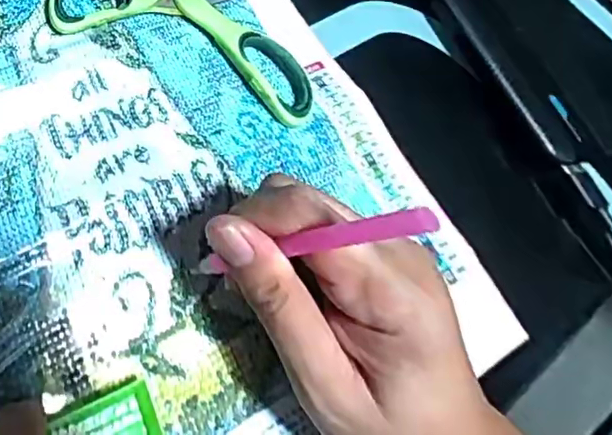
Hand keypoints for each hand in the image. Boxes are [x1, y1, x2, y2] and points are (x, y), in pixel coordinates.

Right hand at [205, 175, 519, 434]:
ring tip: (264, 282)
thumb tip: (223, 229)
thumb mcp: (323, 383)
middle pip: (307, 199)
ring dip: (273, 230)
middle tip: (234, 276)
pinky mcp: (386, 241)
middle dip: (258, 224)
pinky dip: (293, 239)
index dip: (254, 220)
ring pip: (310, 202)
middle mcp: (397, 243)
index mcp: (392, 282)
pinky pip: (324, 219)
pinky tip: (293, 281)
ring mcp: (395, 237)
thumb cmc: (386, 428)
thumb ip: (277, 302)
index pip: (310, 215)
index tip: (215, 255)